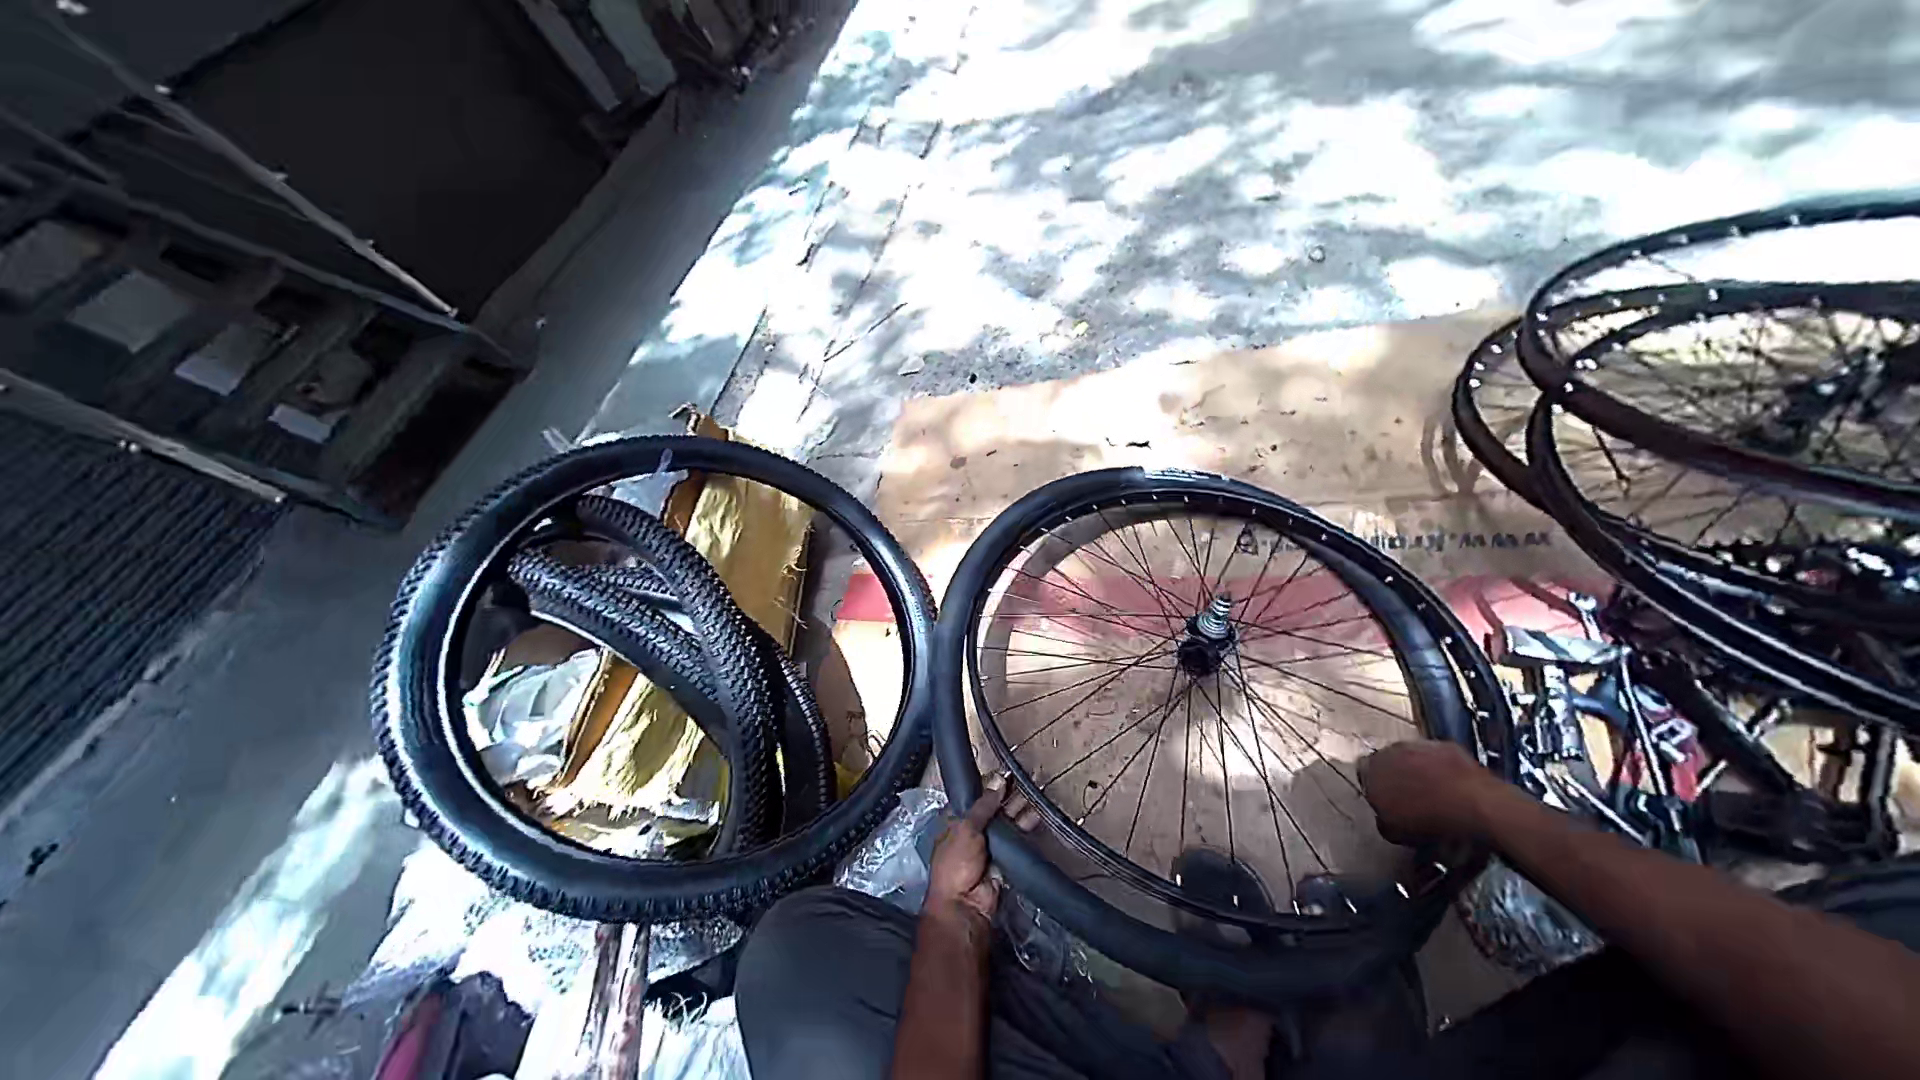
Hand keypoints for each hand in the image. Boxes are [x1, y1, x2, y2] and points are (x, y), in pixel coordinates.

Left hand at [927, 776, 1038, 921]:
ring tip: (1035, 795)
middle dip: (1008, 796)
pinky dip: (1025, 828)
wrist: (965, 906)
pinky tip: (1036, 816)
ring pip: (1007, 821)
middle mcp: (973, 830)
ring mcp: (989, 844)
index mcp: (956, 821)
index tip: (1007, 774)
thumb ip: (983, 805)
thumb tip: (998, 780)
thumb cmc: (956, 864)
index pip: (975, 797)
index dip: (990, 786)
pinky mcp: (1005, 857)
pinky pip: (1016, 838)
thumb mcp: (965, 828)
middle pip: (993, 808)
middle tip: (1026, 782)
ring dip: (1019, 810)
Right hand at [1358, 740, 1500, 845]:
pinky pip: (1440, 757)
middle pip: (1388, 761)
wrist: (1473, 804)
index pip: (1363, 773)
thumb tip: (1384, 817)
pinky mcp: (1447, 745)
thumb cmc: (1427, 820)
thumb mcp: (1393, 832)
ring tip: (1437, 794)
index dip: (1374, 787)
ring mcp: (1419, 744)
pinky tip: (1456, 788)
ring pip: (1413, 757)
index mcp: (1369, 769)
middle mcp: (1388, 750)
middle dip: (1396, 776)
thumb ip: (1381, 818)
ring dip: (1420, 771)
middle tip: (1412, 798)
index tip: (1387, 803)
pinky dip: (1445, 769)